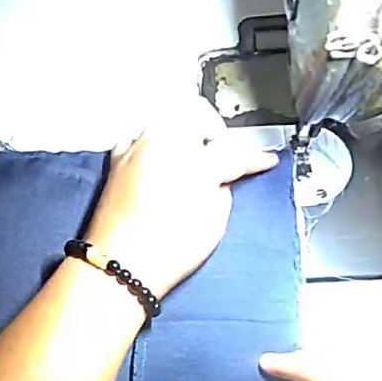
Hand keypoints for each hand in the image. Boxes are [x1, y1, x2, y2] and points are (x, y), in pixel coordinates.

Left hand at [79, 99, 278, 298]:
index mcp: (194, 155)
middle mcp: (162, 141)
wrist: (122, 265)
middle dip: (214, 131)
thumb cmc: (168, 247)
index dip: (253, 158)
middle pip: (196, 115)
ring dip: (184, 131)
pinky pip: (141, 135)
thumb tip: (219, 178)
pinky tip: (161, 160)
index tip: (264, 161)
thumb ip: (222, 188)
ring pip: (167, 119)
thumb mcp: (214, 219)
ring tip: (193, 156)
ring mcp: (136, 147)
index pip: (233, 149)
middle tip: (223, 155)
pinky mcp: (117, 160)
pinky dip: (156, 141)